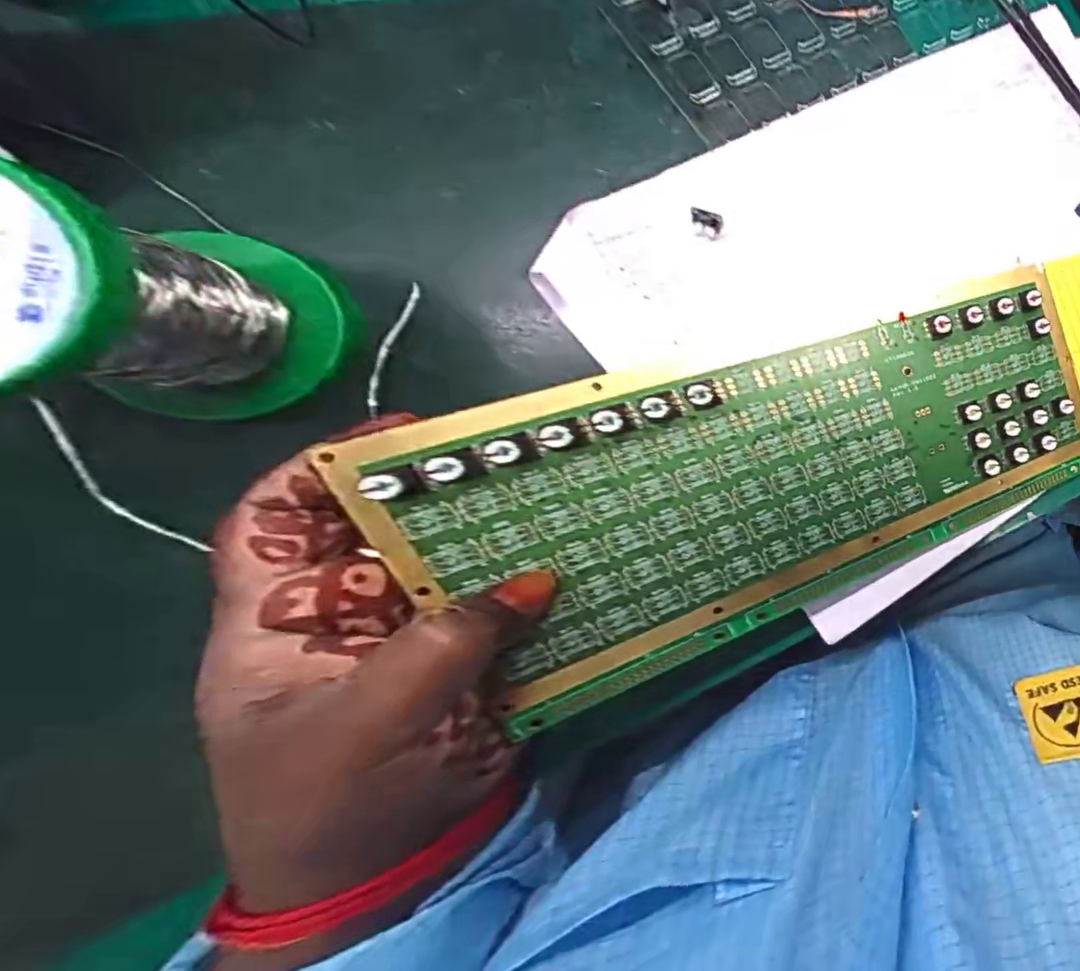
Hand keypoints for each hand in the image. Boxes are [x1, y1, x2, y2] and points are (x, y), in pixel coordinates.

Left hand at [195, 417, 554, 955]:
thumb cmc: (335, 807)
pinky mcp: (478, 657)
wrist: (395, 875)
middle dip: (437, 491)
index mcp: (281, 627)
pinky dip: (539, 582)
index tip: (397, 435)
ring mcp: (421, 637)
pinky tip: (573, 558)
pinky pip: (509, 605)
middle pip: (386, 531)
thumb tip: (538, 580)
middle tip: (503, 458)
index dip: (323, 471)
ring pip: (458, 563)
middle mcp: (353, 618)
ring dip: (501, 533)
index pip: (276, 526)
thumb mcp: (365, 724)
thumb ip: (445, 644)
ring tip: (549, 497)